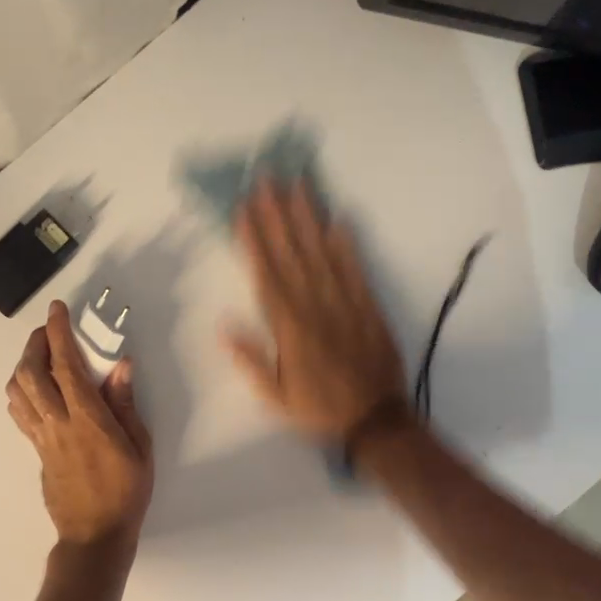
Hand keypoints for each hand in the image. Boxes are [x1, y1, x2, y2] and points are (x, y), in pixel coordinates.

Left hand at [6, 301, 153, 555]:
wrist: (94, 535)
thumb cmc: (126, 492)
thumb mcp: (139, 447)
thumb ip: (125, 404)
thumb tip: (120, 365)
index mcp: (87, 419)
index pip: (65, 365)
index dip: (58, 333)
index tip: (57, 310)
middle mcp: (57, 423)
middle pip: (30, 373)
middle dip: (35, 343)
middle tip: (48, 330)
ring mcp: (42, 438)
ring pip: (17, 392)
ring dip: (23, 366)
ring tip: (40, 356)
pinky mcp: (36, 451)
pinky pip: (19, 413)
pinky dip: (21, 391)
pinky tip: (35, 389)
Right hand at [226, 177, 407, 442]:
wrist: (376, 420)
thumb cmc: (319, 410)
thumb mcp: (275, 396)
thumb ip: (250, 360)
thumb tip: (223, 325)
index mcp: (289, 328)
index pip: (266, 275)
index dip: (253, 240)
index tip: (243, 208)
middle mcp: (315, 307)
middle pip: (292, 254)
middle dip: (277, 215)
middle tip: (267, 179)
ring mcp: (344, 303)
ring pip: (322, 254)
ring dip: (308, 219)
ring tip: (298, 186)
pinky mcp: (369, 306)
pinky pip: (356, 270)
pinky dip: (347, 244)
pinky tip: (338, 219)